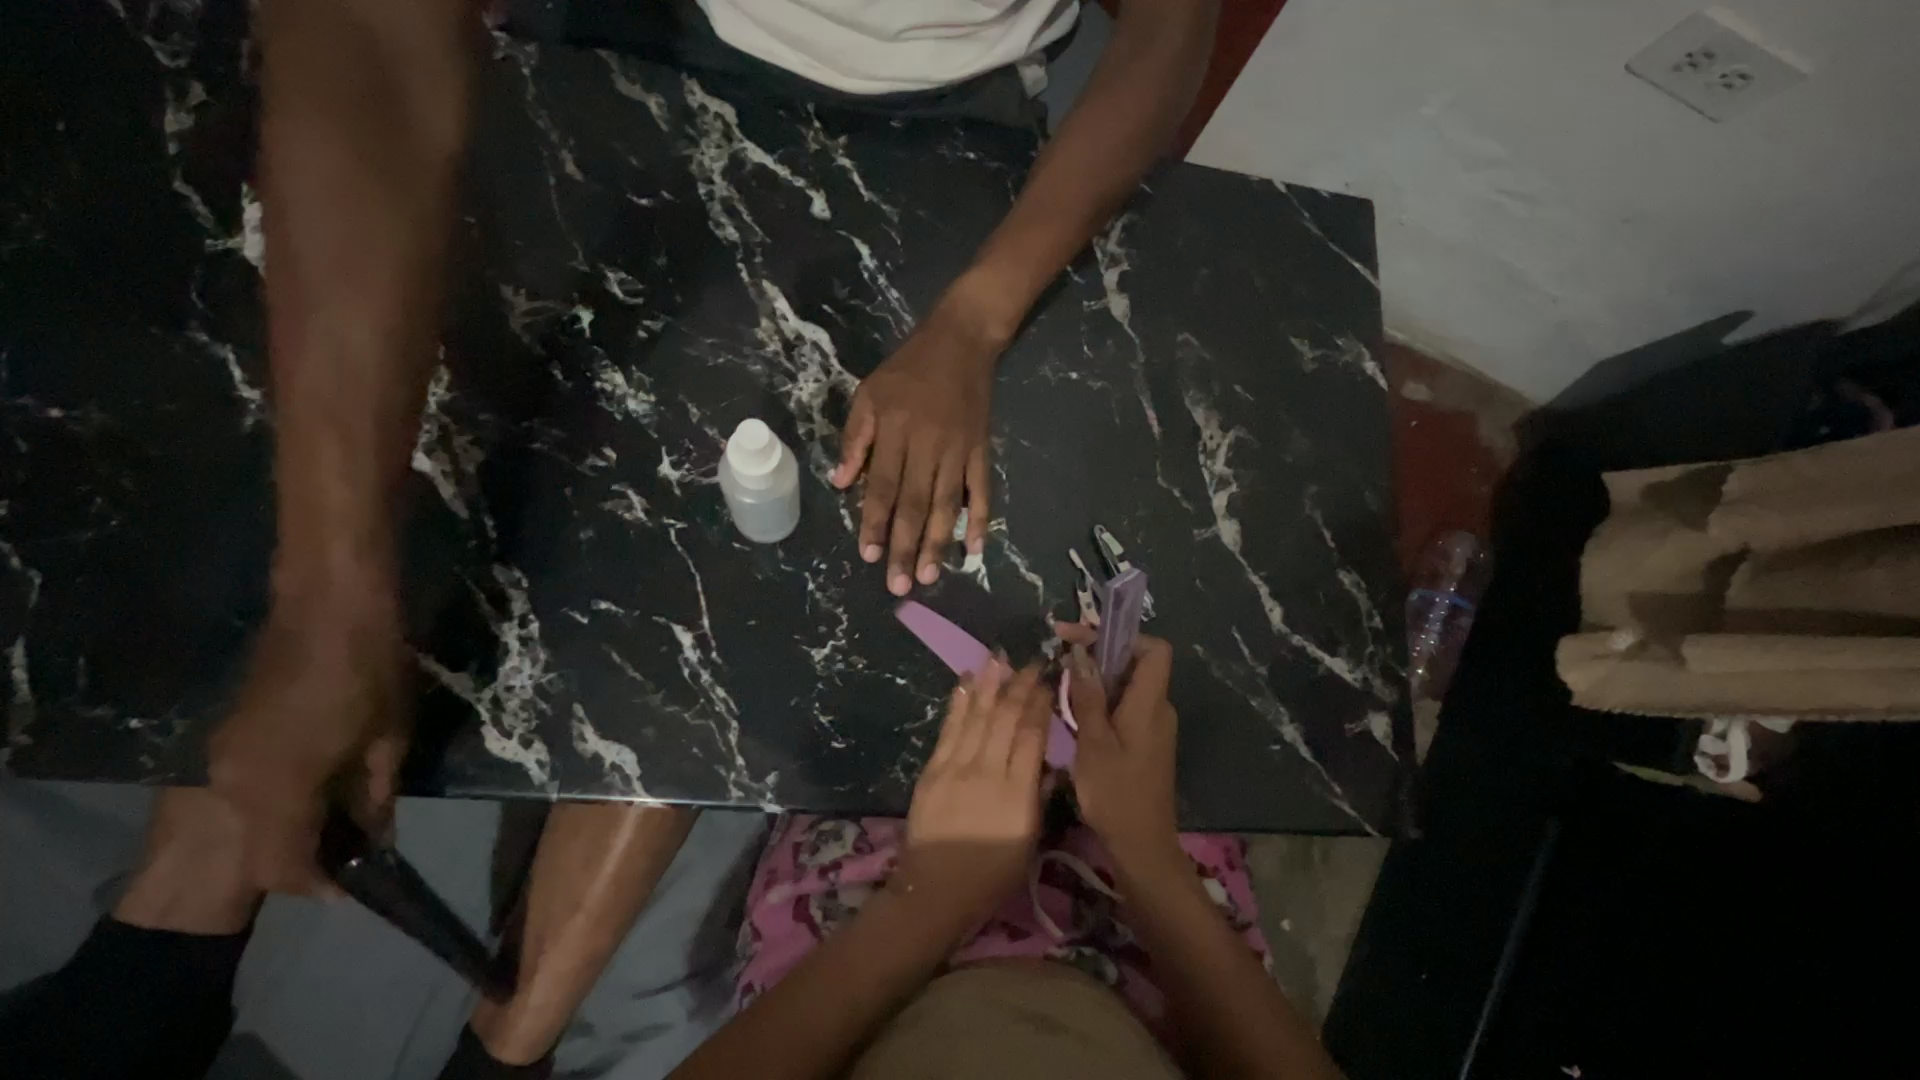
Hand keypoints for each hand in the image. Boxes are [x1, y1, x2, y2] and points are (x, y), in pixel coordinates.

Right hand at [206, 603, 408, 894]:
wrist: (328, 609)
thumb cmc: (370, 673)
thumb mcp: (389, 739)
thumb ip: (376, 794)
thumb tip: (377, 835)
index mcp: (277, 792)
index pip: (283, 866)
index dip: (319, 884)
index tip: (354, 885)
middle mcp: (235, 785)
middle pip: (261, 847)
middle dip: (306, 860)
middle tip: (353, 854)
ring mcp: (222, 759)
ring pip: (251, 820)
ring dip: (292, 830)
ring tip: (344, 824)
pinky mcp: (225, 736)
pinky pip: (248, 789)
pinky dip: (281, 802)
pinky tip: (321, 790)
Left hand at [832, 297, 1002, 596]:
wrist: (961, 341)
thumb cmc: (908, 369)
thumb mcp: (869, 393)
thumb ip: (855, 438)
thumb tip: (840, 483)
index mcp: (895, 432)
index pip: (882, 486)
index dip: (874, 522)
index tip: (869, 555)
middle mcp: (927, 446)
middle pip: (914, 504)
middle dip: (904, 546)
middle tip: (898, 585)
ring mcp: (958, 451)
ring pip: (946, 504)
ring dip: (937, 542)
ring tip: (927, 575)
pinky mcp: (981, 451)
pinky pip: (981, 490)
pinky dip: (979, 519)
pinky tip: (973, 549)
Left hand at [894, 657, 1050, 936]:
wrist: (935, 890)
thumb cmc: (991, 874)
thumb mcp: (1029, 842)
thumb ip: (1039, 798)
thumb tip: (1049, 763)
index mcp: (1017, 792)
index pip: (1031, 736)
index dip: (1040, 705)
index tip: (1049, 683)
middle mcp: (987, 771)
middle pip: (1005, 718)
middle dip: (1019, 686)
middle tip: (1030, 663)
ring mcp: (956, 767)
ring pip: (976, 716)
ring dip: (988, 685)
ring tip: (998, 658)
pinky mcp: (933, 769)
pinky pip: (948, 729)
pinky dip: (958, 703)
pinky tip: (966, 682)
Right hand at [1059, 623, 1180, 864]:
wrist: (1142, 847)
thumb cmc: (1116, 794)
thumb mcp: (1093, 742)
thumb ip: (1087, 695)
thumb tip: (1080, 654)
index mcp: (1150, 703)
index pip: (1154, 649)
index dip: (1123, 636)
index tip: (1084, 639)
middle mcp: (1159, 709)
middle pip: (1137, 664)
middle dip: (1100, 655)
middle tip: (1061, 657)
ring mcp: (1154, 727)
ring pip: (1128, 687)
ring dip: (1098, 680)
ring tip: (1062, 683)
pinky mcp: (1146, 744)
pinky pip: (1126, 707)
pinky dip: (1102, 702)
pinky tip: (1076, 714)